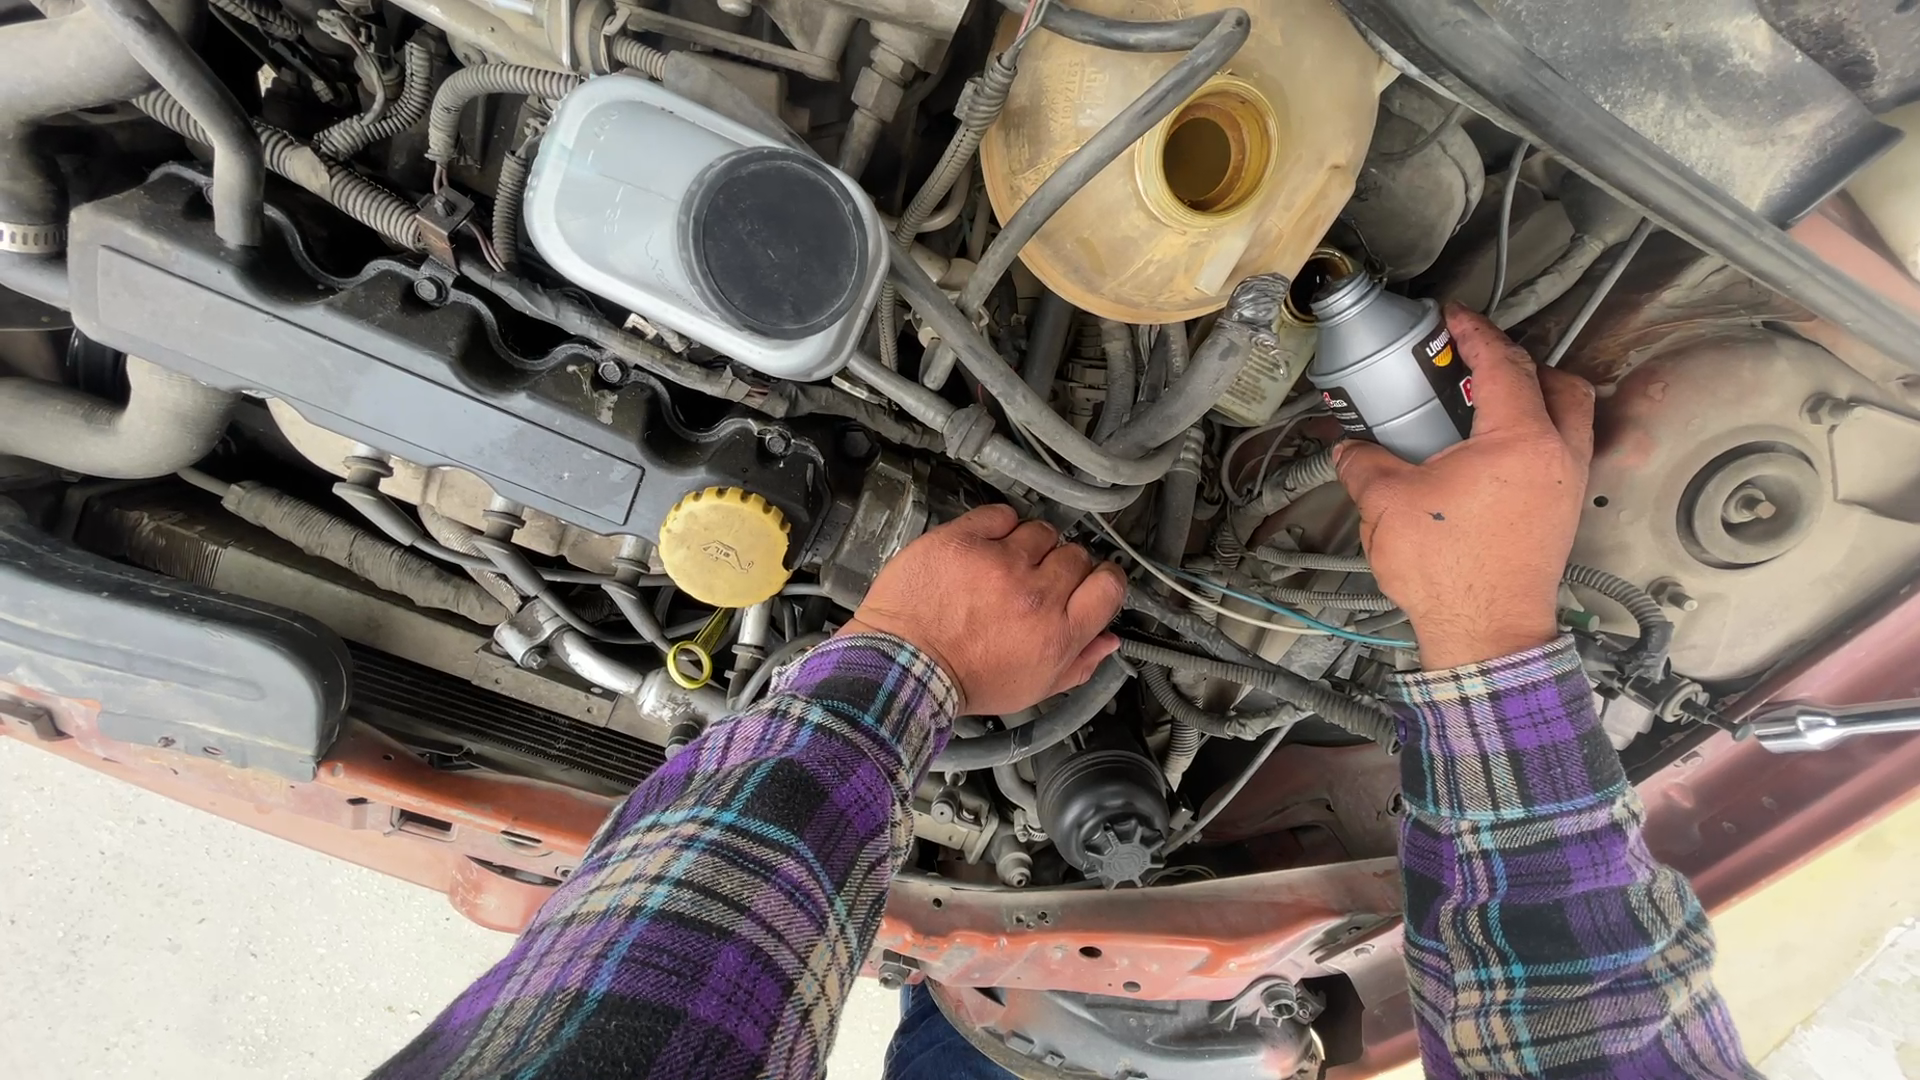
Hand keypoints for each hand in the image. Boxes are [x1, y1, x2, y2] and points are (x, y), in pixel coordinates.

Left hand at [839, 504, 1125, 714]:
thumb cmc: (963, 680)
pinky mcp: (963, 540)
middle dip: (1060, 567)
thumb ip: (1077, 664)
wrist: (903, 665)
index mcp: (1056, 633)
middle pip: (1076, 555)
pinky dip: (998, 526)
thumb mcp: (1032, 688)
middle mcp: (1034, 594)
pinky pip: (1001, 514)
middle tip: (1035, 581)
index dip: (1103, 580)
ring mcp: (998, 562)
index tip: (1090, 580)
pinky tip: (986, 546)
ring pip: (1040, 532)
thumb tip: (1108, 640)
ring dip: (1029, 546)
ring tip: (1005, 566)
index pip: (1108, 585)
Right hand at [1333, 304, 1594, 669]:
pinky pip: (1564, 452)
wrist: (1484, 628)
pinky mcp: (1562, 513)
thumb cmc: (1446, 568)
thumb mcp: (1386, 504)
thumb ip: (1364, 465)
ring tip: (1489, 404)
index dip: (1477, 334)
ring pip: (1573, 418)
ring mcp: (1567, 486)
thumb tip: (1350, 450)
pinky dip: (1538, 435)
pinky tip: (1492, 455)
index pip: (1505, 366)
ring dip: (1539, 398)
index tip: (1456, 320)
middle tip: (1477, 363)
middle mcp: (1558, 456)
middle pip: (1560, 384)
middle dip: (1521, 362)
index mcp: (1518, 442)